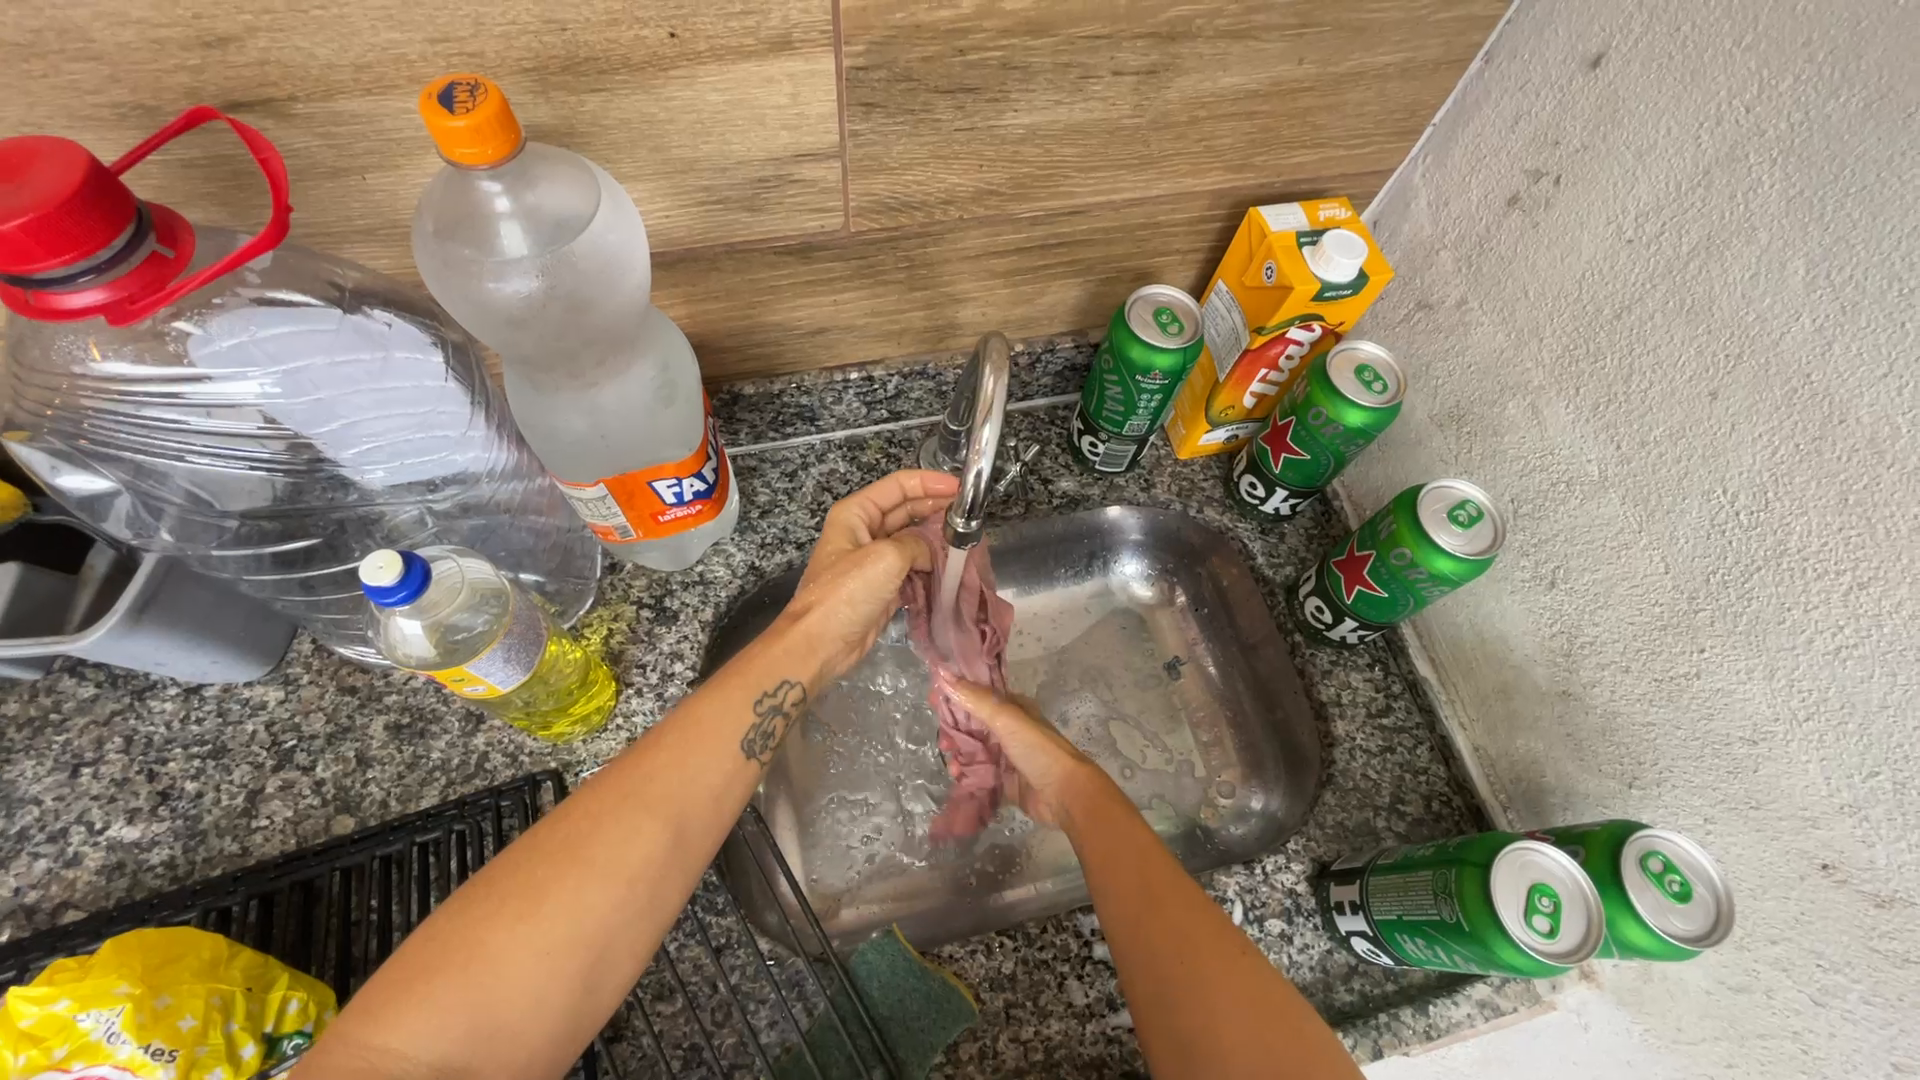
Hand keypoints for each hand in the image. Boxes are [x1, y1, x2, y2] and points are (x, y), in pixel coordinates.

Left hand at [777, 470, 959, 680]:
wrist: (820, 644)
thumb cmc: (845, 594)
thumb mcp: (885, 558)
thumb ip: (916, 544)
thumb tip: (934, 552)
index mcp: (856, 514)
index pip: (898, 486)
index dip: (930, 483)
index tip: (960, 488)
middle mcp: (864, 532)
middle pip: (907, 511)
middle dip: (937, 510)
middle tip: (969, 515)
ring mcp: (874, 560)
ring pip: (913, 541)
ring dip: (937, 541)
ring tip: (966, 542)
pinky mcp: (883, 586)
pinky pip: (913, 569)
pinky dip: (931, 568)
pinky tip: (953, 568)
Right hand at [948, 680, 1118, 828]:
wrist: (1065, 794)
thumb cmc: (1037, 750)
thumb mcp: (1006, 719)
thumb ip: (975, 698)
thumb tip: (942, 673)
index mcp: (1013, 709)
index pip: (977, 696)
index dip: (955, 697)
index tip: (933, 702)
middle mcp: (1009, 730)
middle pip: (972, 726)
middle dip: (954, 732)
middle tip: (942, 741)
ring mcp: (1007, 757)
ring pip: (973, 752)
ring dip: (959, 756)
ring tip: (952, 765)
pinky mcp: (1005, 782)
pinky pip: (979, 775)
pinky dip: (967, 775)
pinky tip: (959, 778)